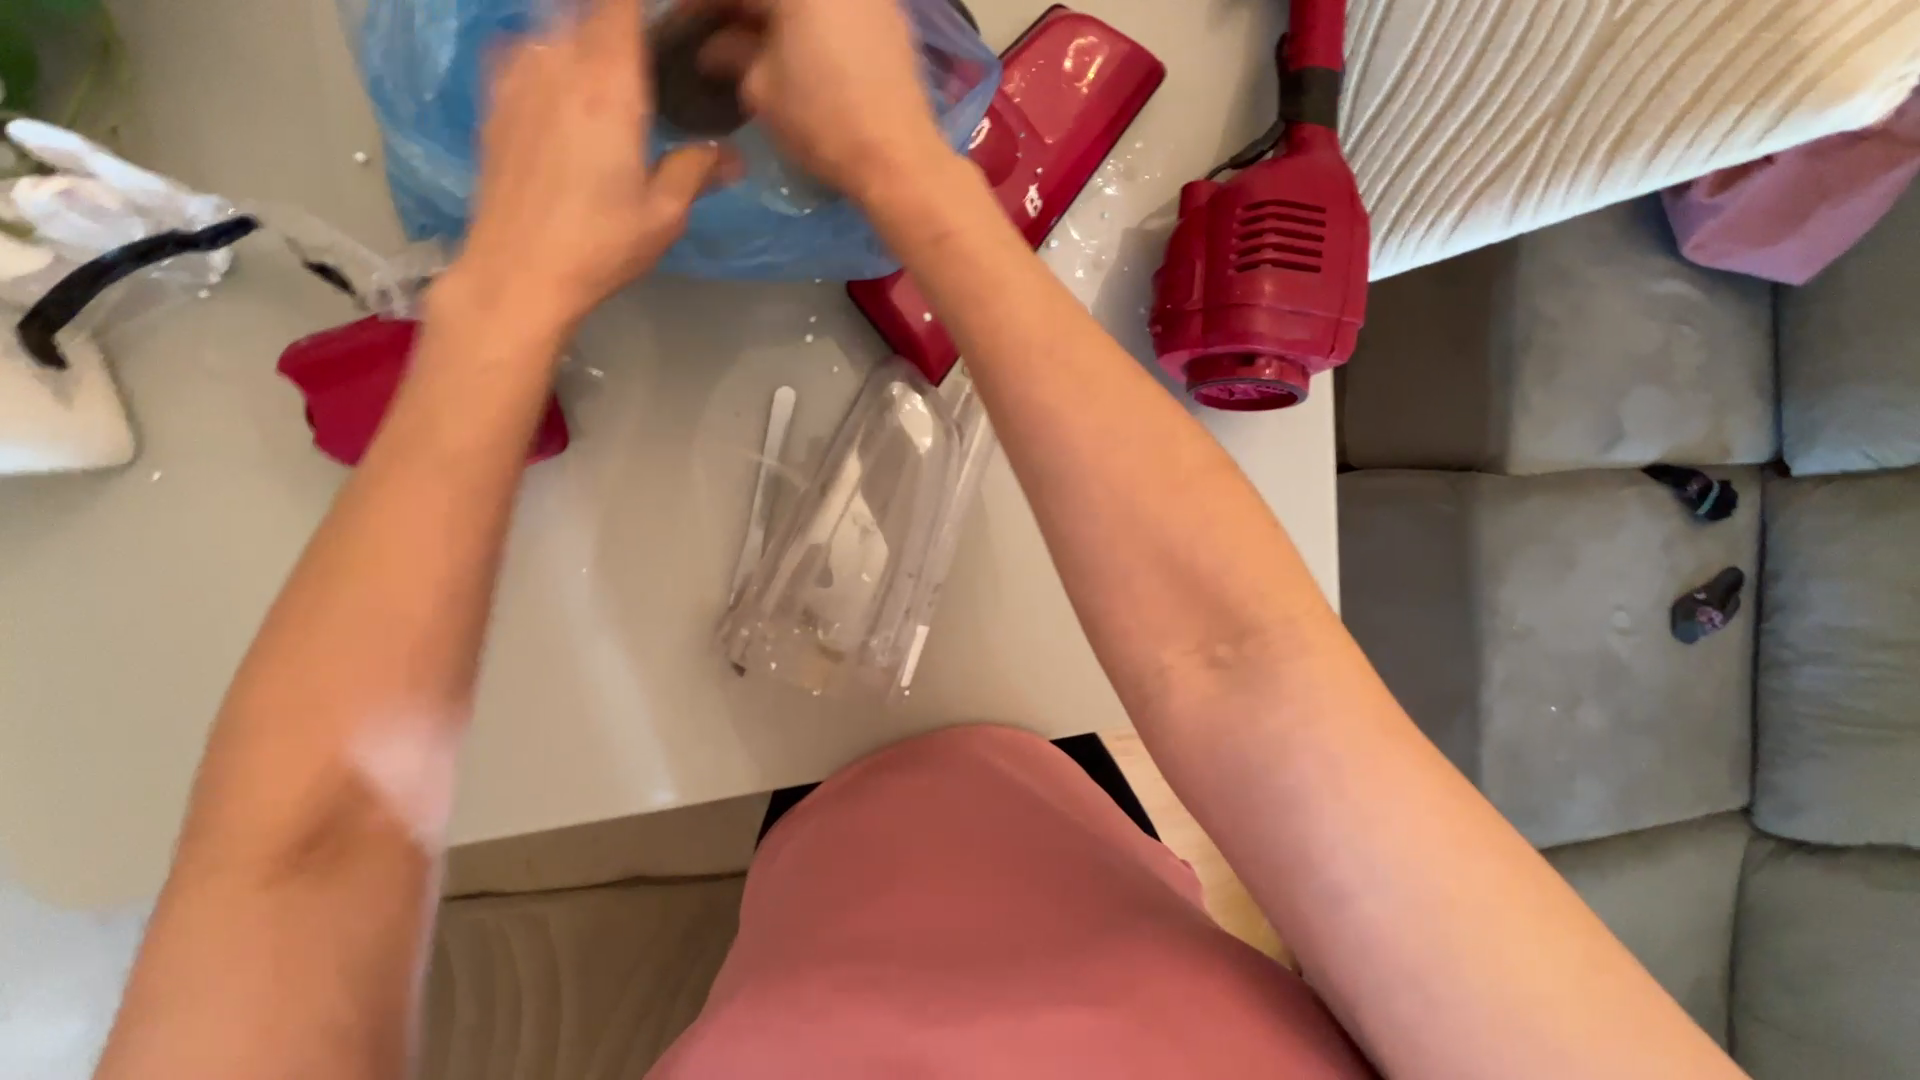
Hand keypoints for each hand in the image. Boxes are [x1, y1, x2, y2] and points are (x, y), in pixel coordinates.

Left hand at [442, 0, 727, 343]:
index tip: (671, 20)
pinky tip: (562, 86)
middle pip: (590, 10)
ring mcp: (519, 75)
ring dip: (583, 38)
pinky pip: (525, 50)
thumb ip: (697, 170)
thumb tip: (733, 156)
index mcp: (610, 85)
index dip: (645, 8)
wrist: (517, 271)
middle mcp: (559, 62)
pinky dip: (548, 54)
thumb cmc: (601, 245)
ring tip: (609, 73)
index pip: (623, 5)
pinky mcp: (494, 97)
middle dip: (619, 25)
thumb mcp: (664, 214)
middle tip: (649, 61)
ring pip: (555, 26)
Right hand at [691, 0, 952, 202]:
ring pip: (806, 2)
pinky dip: (809, 22)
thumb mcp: (762, 88)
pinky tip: (792, 50)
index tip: (684, 27)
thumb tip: (714, 50)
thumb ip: (731, 55)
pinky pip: (836, 10)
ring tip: (750, 47)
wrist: (898, 158)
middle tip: (716, 38)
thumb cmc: (822, 120)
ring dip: (774, 18)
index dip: (702, 7)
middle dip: (742, 12)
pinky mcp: (890, 19)